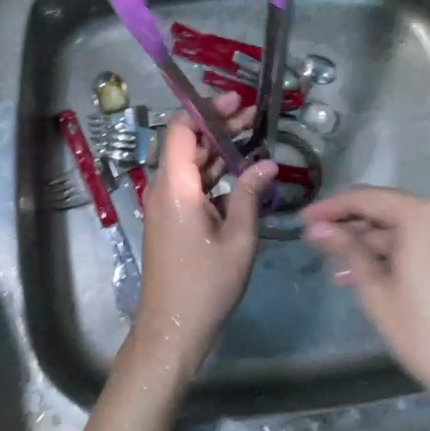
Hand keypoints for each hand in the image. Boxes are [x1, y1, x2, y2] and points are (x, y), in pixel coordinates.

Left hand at [130, 93, 278, 368]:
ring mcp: (162, 205)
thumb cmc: (206, 285)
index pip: (181, 129)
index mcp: (175, 187)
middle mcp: (162, 188)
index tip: (236, 101)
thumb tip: (267, 163)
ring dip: (216, 150)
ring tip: (252, 140)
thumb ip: (250, 195)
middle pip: (186, 143)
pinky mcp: (167, 219)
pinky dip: (211, 173)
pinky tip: (239, 174)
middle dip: (218, 127)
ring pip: (187, 164)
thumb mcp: (238, 240)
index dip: (207, 109)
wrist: (172, 329)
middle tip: (253, 118)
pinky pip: (187, 183)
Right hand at [299, 187, 429, 403]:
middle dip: (352, 227)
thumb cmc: (425, 333)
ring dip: (373, 244)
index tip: (303, 220)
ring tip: (341, 270)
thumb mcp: (377, 290)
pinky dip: (398, 254)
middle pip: (389, 210)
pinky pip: (424, 243)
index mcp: (423, 216)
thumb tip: (316, 227)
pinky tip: (373, 275)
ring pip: (406, 229)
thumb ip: (346, 249)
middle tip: (318, 244)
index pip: (367, 199)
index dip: (331, 209)